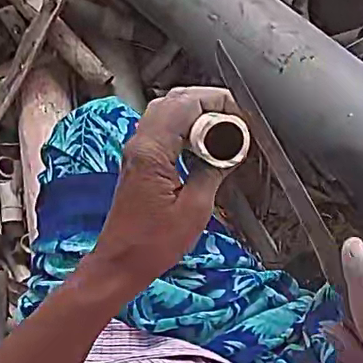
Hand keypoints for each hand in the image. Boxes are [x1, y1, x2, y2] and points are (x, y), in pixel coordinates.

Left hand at [88, 87, 238, 287]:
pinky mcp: (138, 161)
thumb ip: (214, 170)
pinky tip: (203, 143)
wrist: (121, 262)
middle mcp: (140, 144)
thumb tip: (229, 149)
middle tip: (235, 119)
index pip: (187, 104)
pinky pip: (163, 129)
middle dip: (209, 103)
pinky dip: (185, 127)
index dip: (218, 102)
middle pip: (175, 100)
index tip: (240, 117)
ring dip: (196, 113)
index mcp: (152, 152)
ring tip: (224, 129)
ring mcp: (136, 151)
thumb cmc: (153, 244)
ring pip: (167, 111)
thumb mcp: (196, 209)